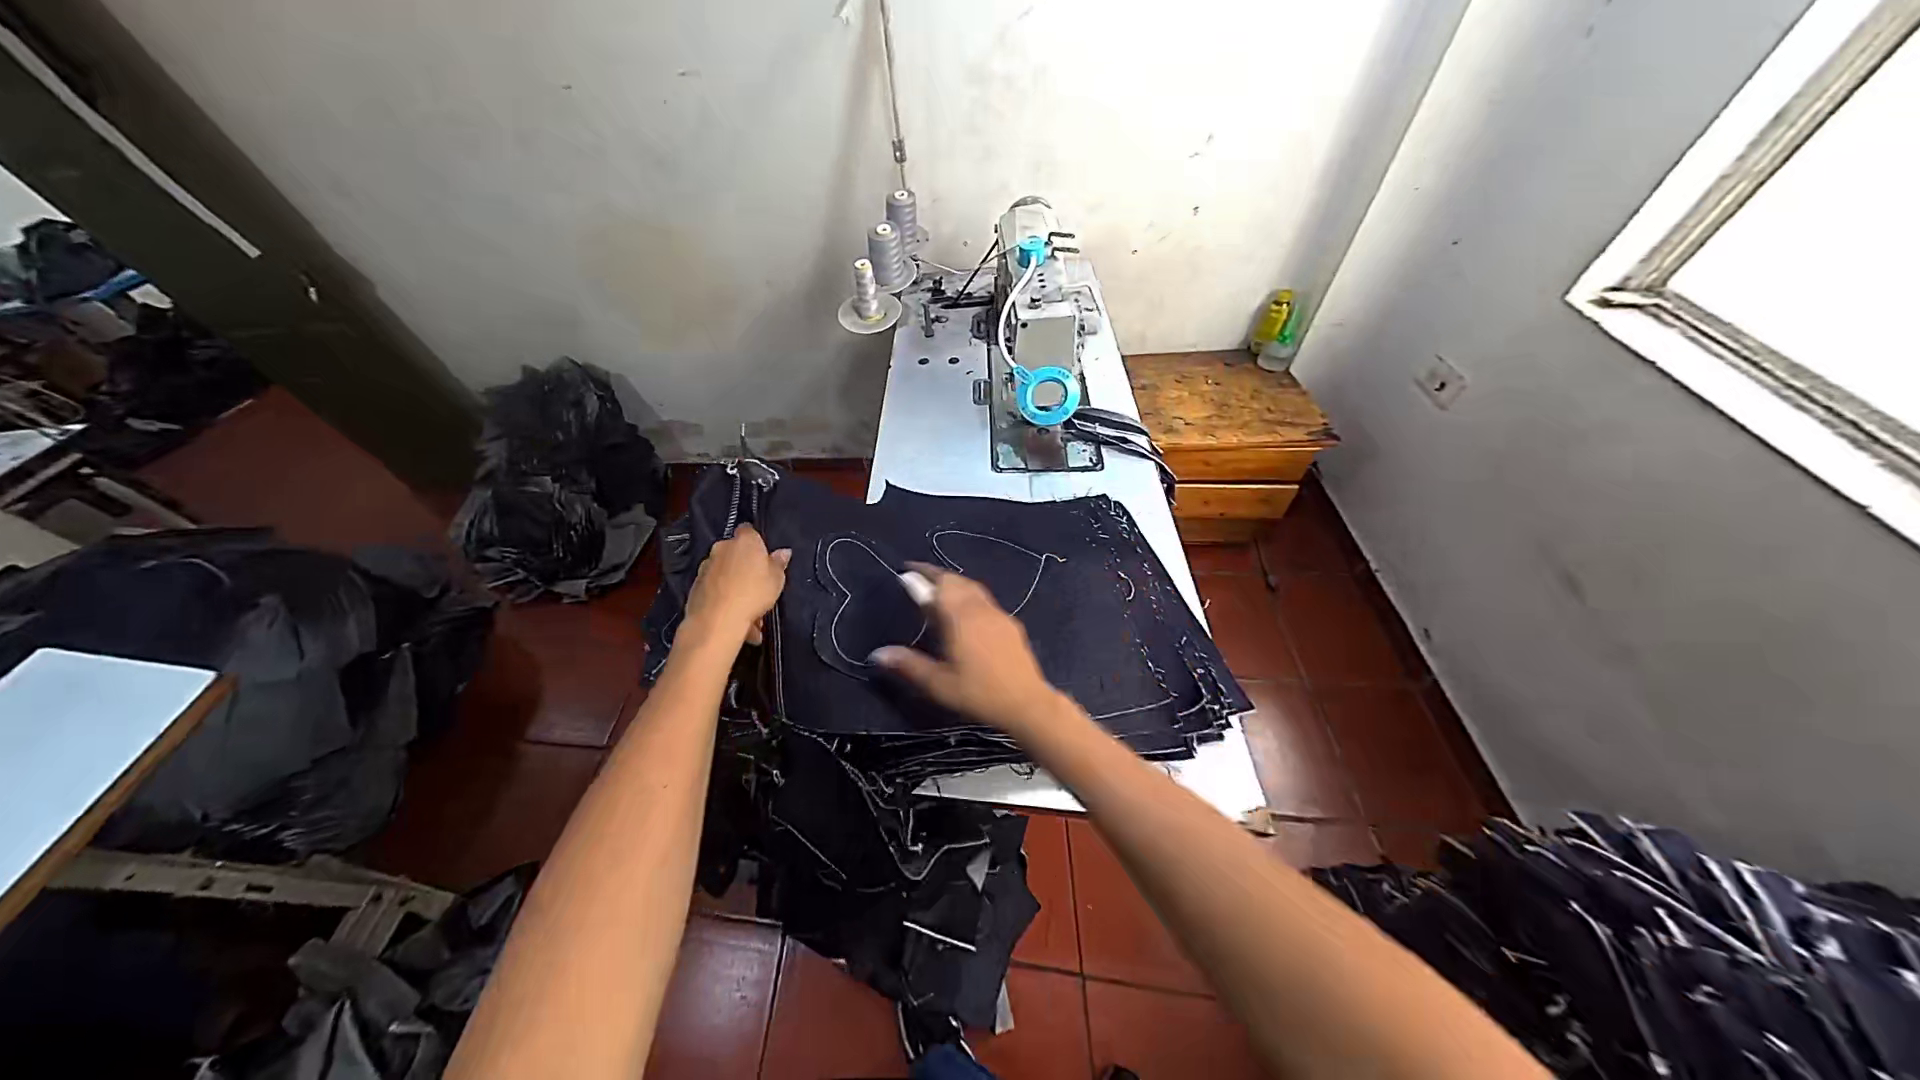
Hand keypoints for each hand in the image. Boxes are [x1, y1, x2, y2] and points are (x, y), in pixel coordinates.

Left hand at [683, 524, 791, 645]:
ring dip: (734, 583)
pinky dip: (722, 596)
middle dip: (744, 565)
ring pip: (724, 571)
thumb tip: (783, 552)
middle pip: (735, 552)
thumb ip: (779, 563)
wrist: (716, 620)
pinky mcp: (695, 585)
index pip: (749, 530)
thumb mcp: (776, 579)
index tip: (763, 555)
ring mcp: (706, 566)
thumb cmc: (752, 594)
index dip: (756, 541)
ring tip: (747, 607)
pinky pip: (714, 587)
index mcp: (744, 541)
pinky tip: (733, 614)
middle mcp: (722, 548)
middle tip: (758, 585)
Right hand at [870, 563, 1073, 739]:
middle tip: (918, 577)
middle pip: (956, 580)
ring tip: (938, 589)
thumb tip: (878, 653)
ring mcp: (997, 614)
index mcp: (959, 617)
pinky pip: (984, 599)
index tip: (904, 572)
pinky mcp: (1010, 623)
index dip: (919, 577)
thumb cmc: (979, 694)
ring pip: (972, 587)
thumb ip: (908, 665)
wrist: (1026, 703)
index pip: (937, 586)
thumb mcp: (938, 684)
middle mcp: (979, 609)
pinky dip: (968, 594)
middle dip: (936, 575)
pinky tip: (965, 609)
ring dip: (954, 583)